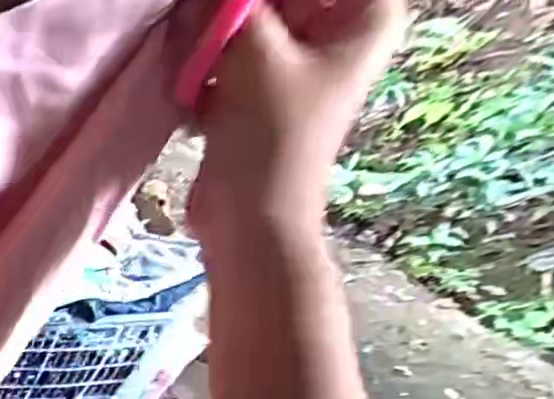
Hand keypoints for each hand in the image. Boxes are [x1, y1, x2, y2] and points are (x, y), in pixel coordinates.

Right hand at [188, 0, 406, 240]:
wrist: (248, 221)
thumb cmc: (269, 139)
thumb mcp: (255, 56)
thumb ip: (234, 10)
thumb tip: (208, 1)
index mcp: (363, 13)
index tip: (225, 10)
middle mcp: (332, 35)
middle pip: (277, 2)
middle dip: (231, 12)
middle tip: (199, 25)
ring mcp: (290, 71)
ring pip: (246, 30)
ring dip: (211, 43)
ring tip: (193, 65)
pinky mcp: (253, 100)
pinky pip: (227, 64)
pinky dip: (205, 71)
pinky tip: (190, 88)